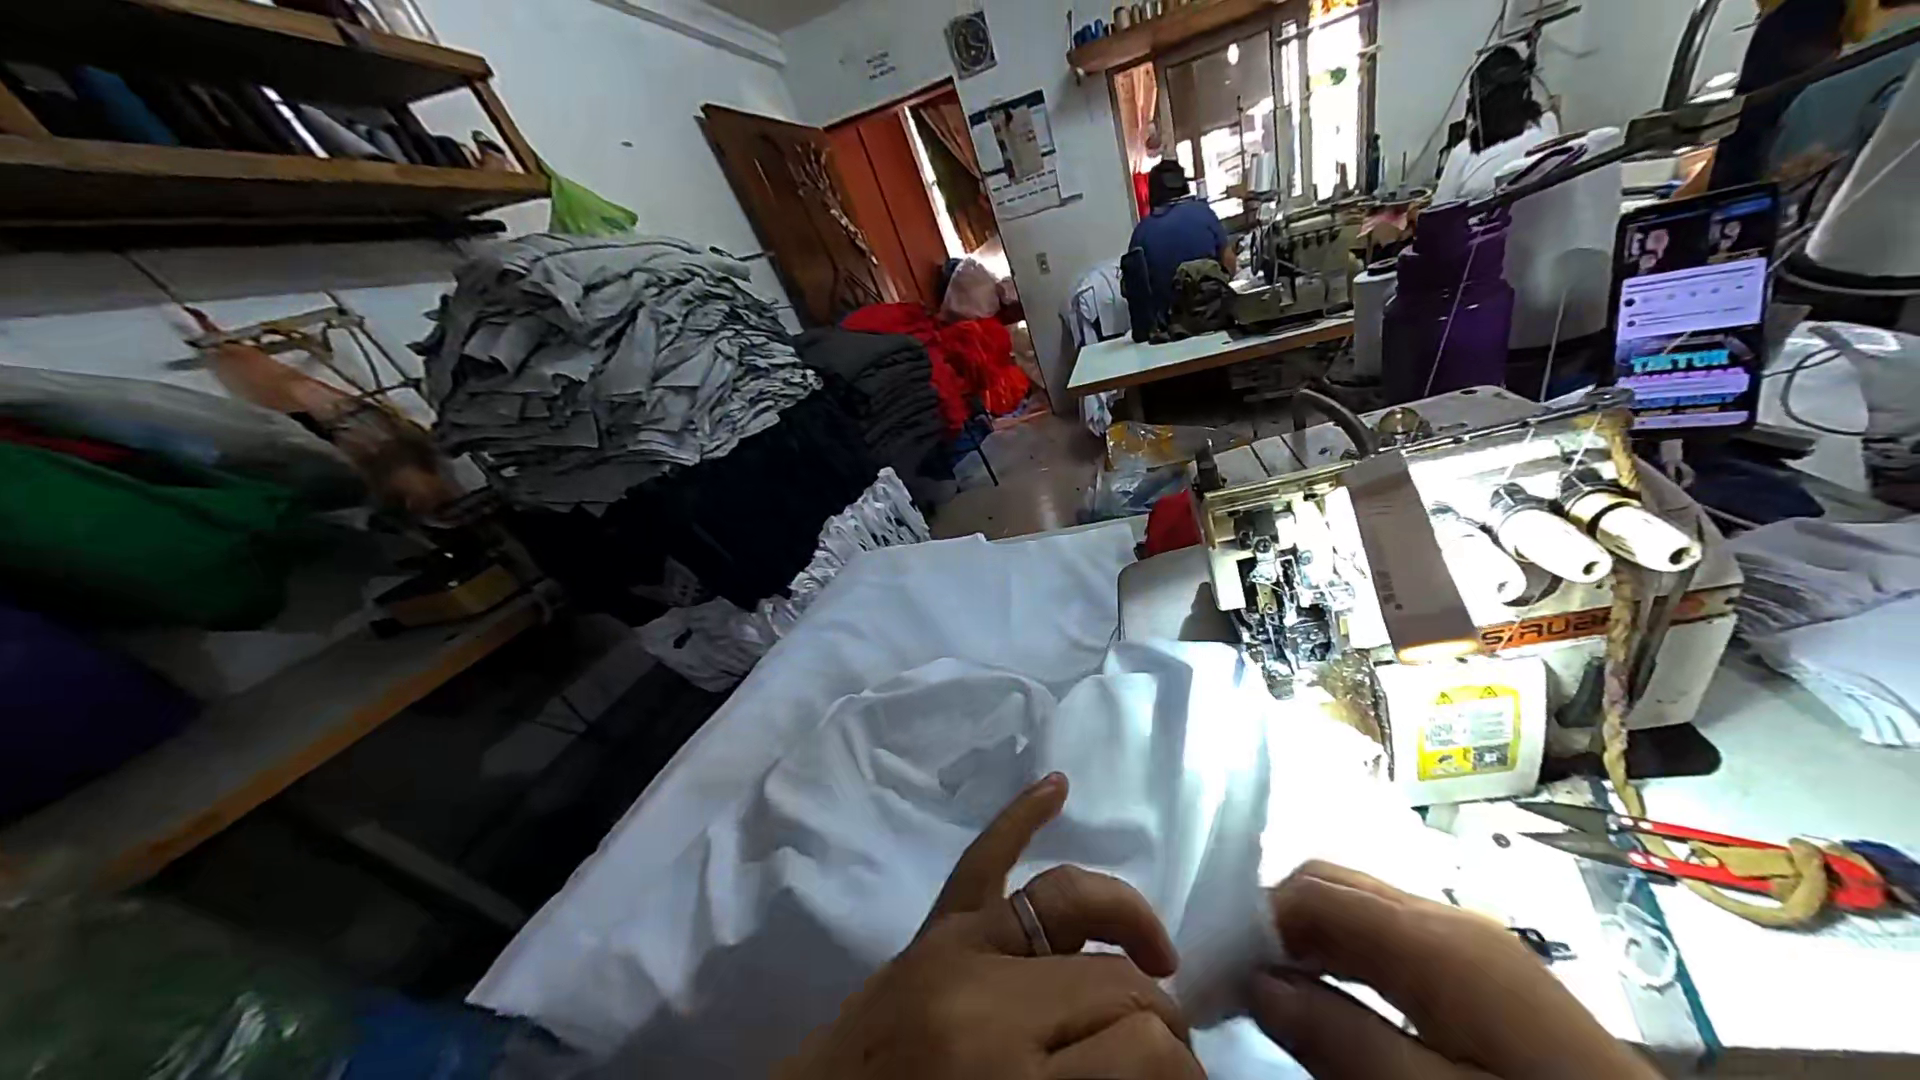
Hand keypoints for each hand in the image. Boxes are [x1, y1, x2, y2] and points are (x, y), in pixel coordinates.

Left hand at [778, 774, 1203, 1079]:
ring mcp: (954, 947)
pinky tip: (1055, 786)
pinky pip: (982, 861)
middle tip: (1176, 1050)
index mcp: (1010, 1077)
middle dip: (1160, 1014)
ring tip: (1159, 954)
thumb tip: (1161, 1061)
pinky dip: (1018, 819)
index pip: (1140, 1046)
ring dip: (1124, 920)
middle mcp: (986, 997)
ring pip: (1066, 902)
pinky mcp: (931, 929)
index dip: (1180, 1068)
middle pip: (1112, 977)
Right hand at [1249, 861, 1658, 1078]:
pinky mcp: (1484, 972)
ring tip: (1274, 989)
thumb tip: (1256, 983)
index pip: (1312, 892)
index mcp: (1434, 939)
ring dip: (1307, 938)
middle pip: (1332, 885)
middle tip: (1239, 978)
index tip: (1215, 965)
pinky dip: (1345, 956)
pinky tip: (1332, 996)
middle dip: (1276, 922)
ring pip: (1357, 908)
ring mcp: (1470, 941)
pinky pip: (1390, 937)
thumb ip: (1339, 1040)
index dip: (1254, 920)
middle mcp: (1447, 918)